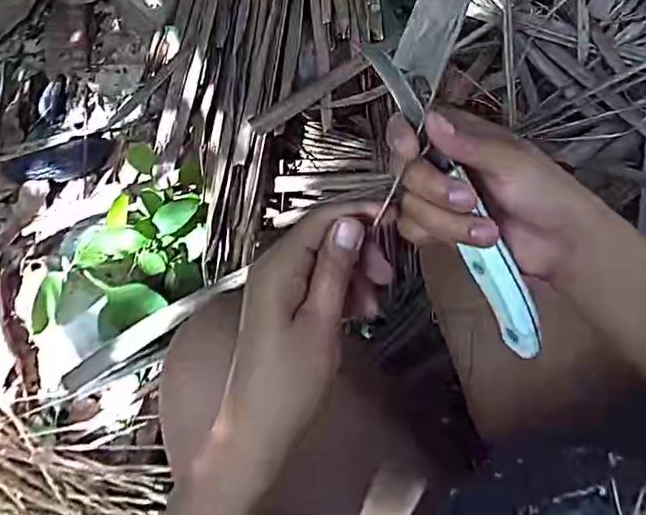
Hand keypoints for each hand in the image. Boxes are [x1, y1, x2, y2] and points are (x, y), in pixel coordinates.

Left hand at [194, 201, 393, 506]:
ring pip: (324, 258)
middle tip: (386, 274)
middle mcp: (273, 266)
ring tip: (374, 303)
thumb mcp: (321, 323)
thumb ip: (335, 269)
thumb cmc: (286, 386)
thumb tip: (349, 224)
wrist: (256, 434)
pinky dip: (342, 290)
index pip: (320, 217)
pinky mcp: (283, 302)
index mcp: (277, 265)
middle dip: (359, 249)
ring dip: (354, 273)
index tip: (389, 215)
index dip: (356, 212)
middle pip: (323, 236)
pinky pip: (317, 280)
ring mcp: (277, 284)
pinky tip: (359, 311)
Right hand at [389, 107, 619, 289]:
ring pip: (410, 204)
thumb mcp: (511, 160)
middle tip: (469, 198)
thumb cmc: (547, 192)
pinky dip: (443, 236)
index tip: (411, 151)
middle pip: (405, 170)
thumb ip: (468, 142)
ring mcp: (440, 197)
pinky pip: (415, 230)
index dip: (402, 137)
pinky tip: (476, 238)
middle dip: (434, 189)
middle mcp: (442, 162)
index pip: (410, 125)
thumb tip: (431, 119)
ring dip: (447, 221)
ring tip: (486, 226)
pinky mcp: (442, 228)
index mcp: (457, 135)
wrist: (564, 246)